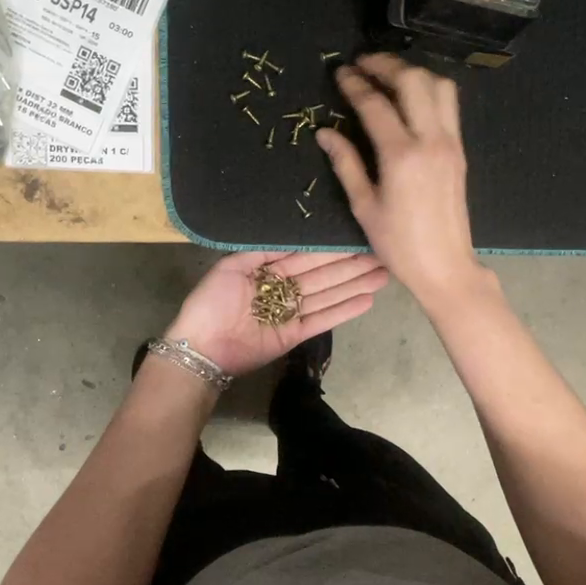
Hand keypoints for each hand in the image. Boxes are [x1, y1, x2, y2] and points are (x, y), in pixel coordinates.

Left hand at [162, 250, 388, 376]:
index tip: (355, 238)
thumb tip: (294, 238)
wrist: (202, 346)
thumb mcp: (231, 266)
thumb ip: (262, 251)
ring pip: (327, 295)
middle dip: (351, 265)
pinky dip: (344, 311)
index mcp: (266, 269)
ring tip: (383, 274)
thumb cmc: (211, 303)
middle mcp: (282, 289)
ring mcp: (290, 312)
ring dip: (354, 285)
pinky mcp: (294, 334)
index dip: (330, 248)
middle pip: (322, 274)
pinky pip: (322, 320)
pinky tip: (367, 300)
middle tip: (380, 254)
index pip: (304, 256)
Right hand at [316, 54, 485, 305]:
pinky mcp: (459, 150)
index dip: (354, 84)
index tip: (340, 73)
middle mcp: (430, 140)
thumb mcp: (364, 207)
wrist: (445, 266)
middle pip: (412, 80)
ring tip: (388, 76)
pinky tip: (410, 98)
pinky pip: (448, 104)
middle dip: (386, 65)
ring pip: (438, 85)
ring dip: (412, 73)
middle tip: (363, 64)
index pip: (375, 104)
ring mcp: (450, 143)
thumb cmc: (399, 244)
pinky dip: (429, 90)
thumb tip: (325, 133)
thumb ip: (346, 164)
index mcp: (401, 156)